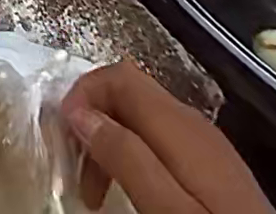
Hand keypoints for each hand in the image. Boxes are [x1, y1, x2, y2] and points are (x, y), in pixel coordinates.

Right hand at [61, 62, 272, 213]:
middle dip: (92, 121)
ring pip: (141, 117)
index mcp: (177, 124)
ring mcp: (206, 144)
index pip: (118, 75)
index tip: (61, 136)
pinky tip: (132, 192)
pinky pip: (160, 140)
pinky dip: (133, 155)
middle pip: (128, 93)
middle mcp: (191, 121)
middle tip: (76, 175)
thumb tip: (80, 112)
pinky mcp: (213, 169)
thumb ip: (125, 156)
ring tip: (97, 194)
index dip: (82, 93)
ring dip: (110, 142)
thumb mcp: (166, 211)